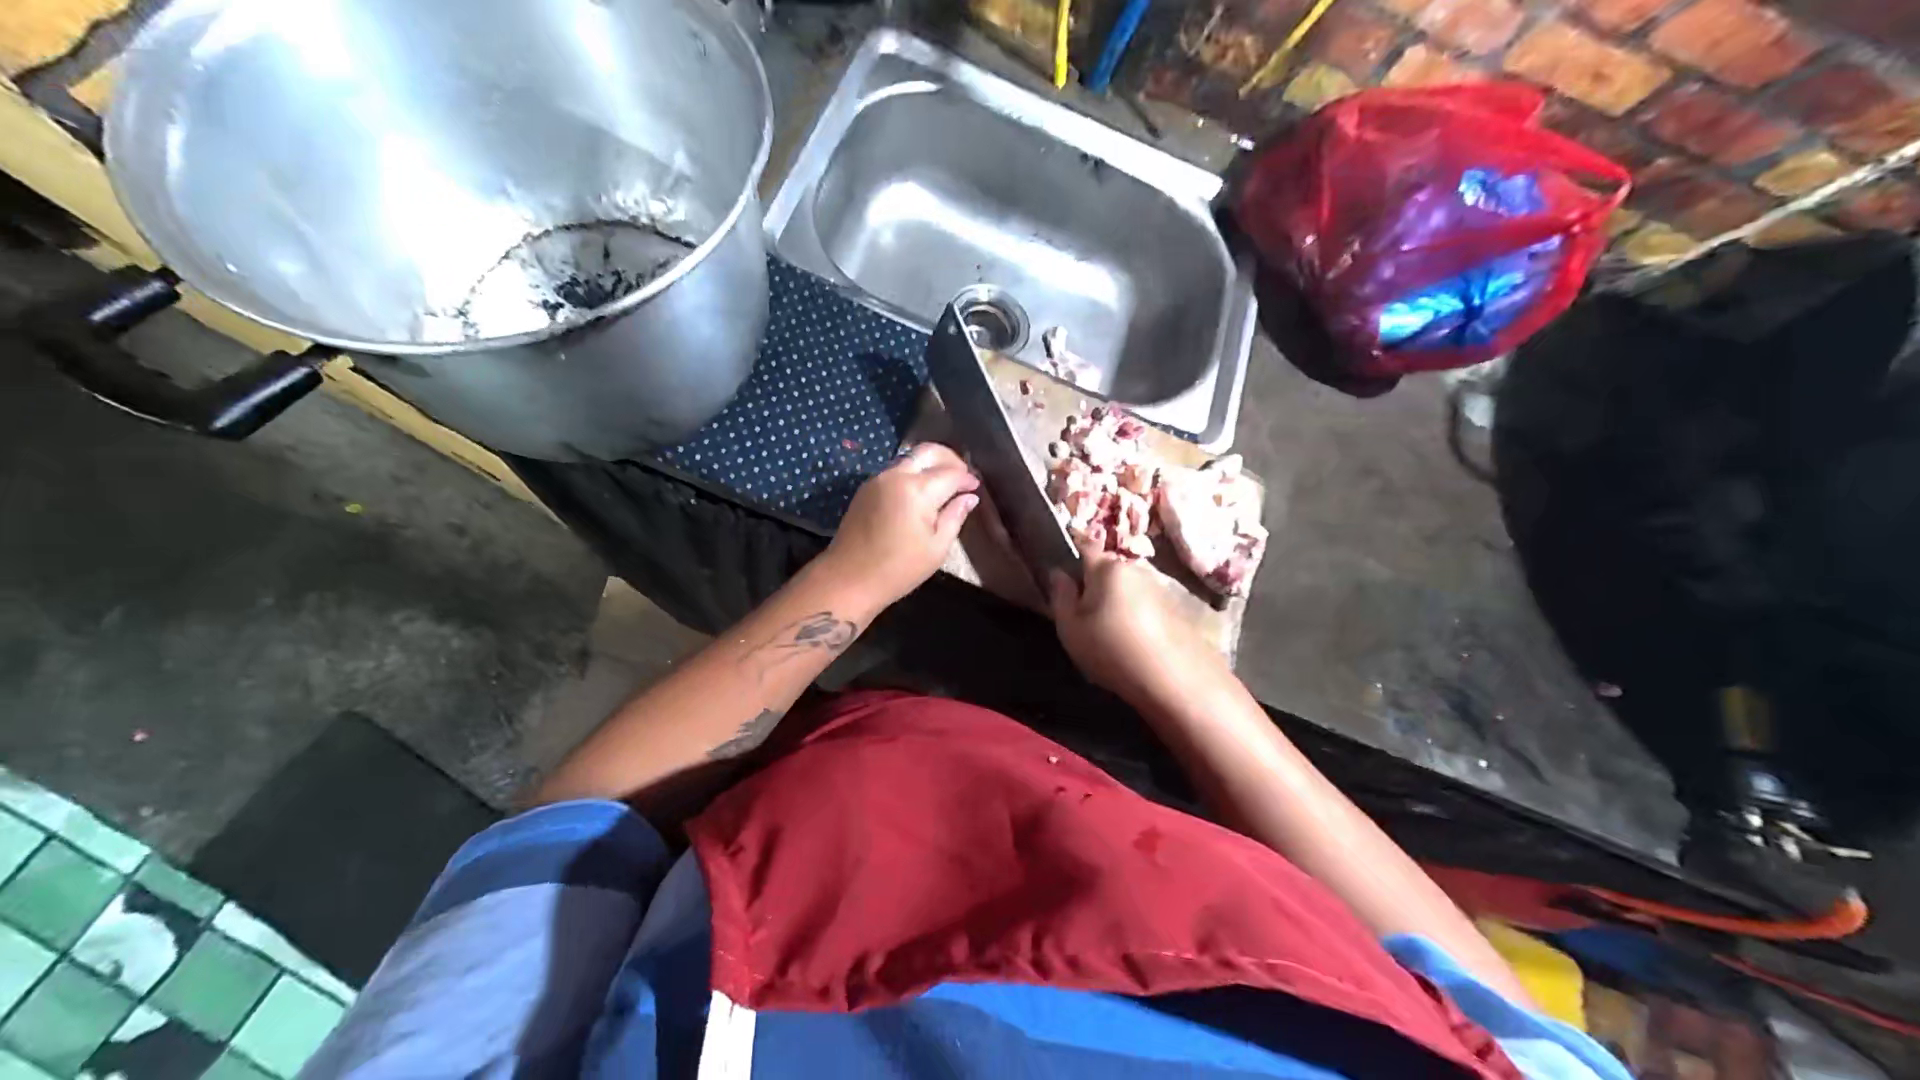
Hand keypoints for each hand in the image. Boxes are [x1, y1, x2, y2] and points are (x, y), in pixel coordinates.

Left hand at [819, 443, 979, 607]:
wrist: (848, 578)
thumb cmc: (898, 570)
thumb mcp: (936, 548)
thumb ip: (955, 516)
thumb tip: (969, 498)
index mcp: (917, 490)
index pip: (951, 473)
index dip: (967, 479)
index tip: (976, 489)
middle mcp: (896, 476)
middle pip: (928, 452)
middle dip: (950, 459)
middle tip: (963, 477)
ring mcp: (878, 479)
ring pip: (910, 459)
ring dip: (930, 465)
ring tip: (944, 485)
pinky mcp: (866, 488)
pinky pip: (895, 470)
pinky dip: (912, 474)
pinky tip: (921, 493)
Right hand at [1047, 543, 1218, 704]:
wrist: (1173, 679)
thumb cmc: (1111, 650)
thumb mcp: (1070, 628)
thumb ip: (1061, 596)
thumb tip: (1058, 573)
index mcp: (1107, 568)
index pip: (1086, 546)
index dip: (1073, 557)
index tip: (1066, 581)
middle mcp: (1136, 569)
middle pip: (1108, 571)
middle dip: (1097, 586)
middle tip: (1087, 618)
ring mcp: (1161, 587)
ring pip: (1129, 588)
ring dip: (1119, 603)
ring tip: (1113, 635)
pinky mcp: (1178, 609)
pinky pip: (1147, 605)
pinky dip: (1139, 617)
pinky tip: (1137, 642)